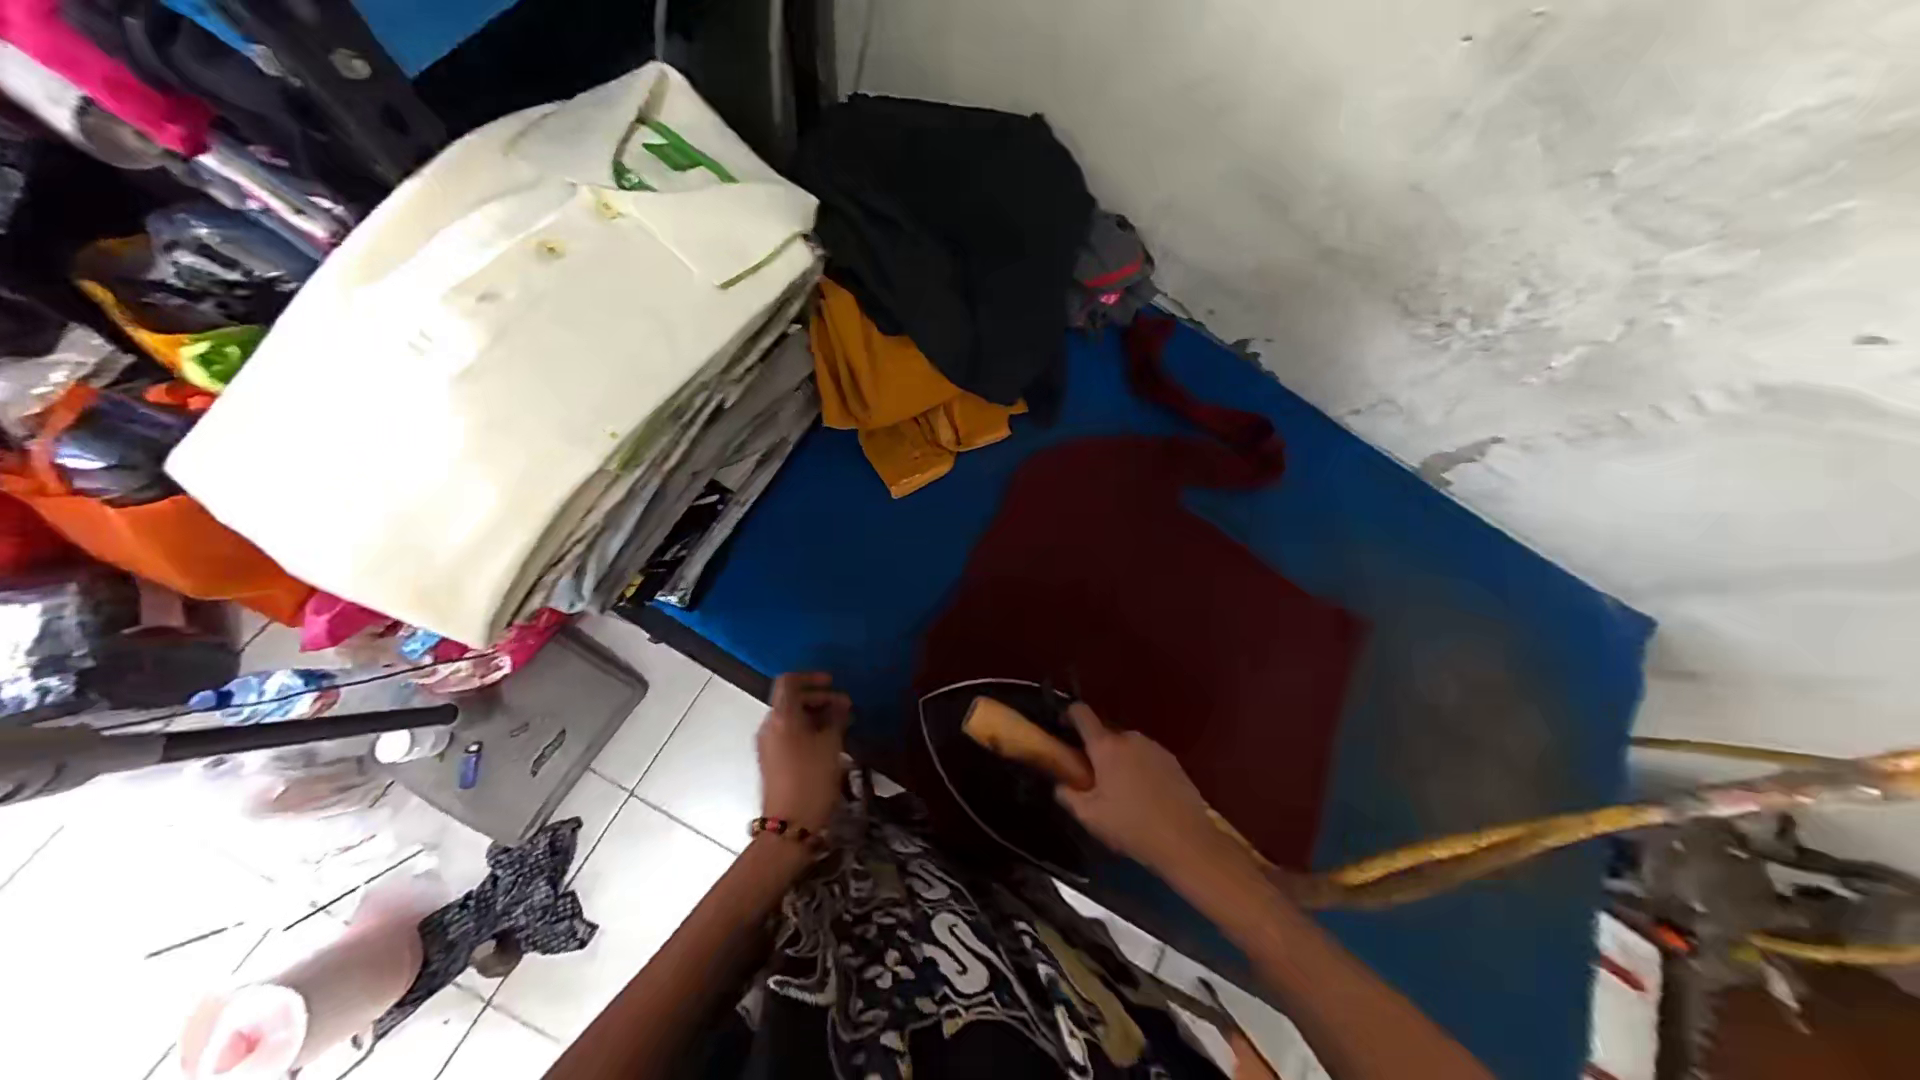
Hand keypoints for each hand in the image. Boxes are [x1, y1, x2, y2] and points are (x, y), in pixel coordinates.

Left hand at [756, 673, 851, 832]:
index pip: (789, 681)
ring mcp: (768, 744)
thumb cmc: (812, 779)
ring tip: (843, 726)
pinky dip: (809, 731)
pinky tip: (829, 743)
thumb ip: (836, 718)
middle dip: (820, 699)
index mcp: (780, 716)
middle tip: (847, 708)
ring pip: (792, 718)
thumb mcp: (831, 745)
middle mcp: (769, 726)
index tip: (834, 683)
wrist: (790, 826)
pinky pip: (790, 734)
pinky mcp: (772, 761)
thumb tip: (841, 702)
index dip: (811, 677)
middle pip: (792, 699)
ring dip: (817, 716)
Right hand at [1054, 702, 1227, 878]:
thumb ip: (1068, 796)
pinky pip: (1146, 757)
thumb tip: (1060, 785)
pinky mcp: (1173, 761)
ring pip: (1127, 747)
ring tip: (1120, 791)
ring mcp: (1155, 747)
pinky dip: (1139, 768)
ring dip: (1119, 760)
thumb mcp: (1090, 817)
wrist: (1187, 840)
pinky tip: (1144, 796)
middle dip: (1096, 751)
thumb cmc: (1132, 826)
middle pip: (1105, 734)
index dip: (1069, 714)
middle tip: (1093, 779)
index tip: (1063, 728)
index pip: (1082, 713)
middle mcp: (1130, 738)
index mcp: (1106, 746)